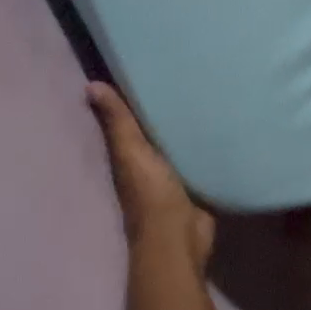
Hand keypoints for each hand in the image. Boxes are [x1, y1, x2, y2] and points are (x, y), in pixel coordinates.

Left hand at [86, 82, 214, 272]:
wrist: (180, 236)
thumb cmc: (152, 193)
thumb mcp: (132, 152)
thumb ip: (118, 122)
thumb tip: (90, 85)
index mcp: (129, 158)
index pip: (127, 124)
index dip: (132, 101)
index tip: (146, 72)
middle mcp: (148, 167)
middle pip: (153, 136)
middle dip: (163, 114)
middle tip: (182, 80)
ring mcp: (173, 180)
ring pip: (177, 149)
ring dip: (186, 132)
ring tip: (204, 99)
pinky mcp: (196, 188)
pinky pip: (199, 163)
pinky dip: (204, 151)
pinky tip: (220, 133)